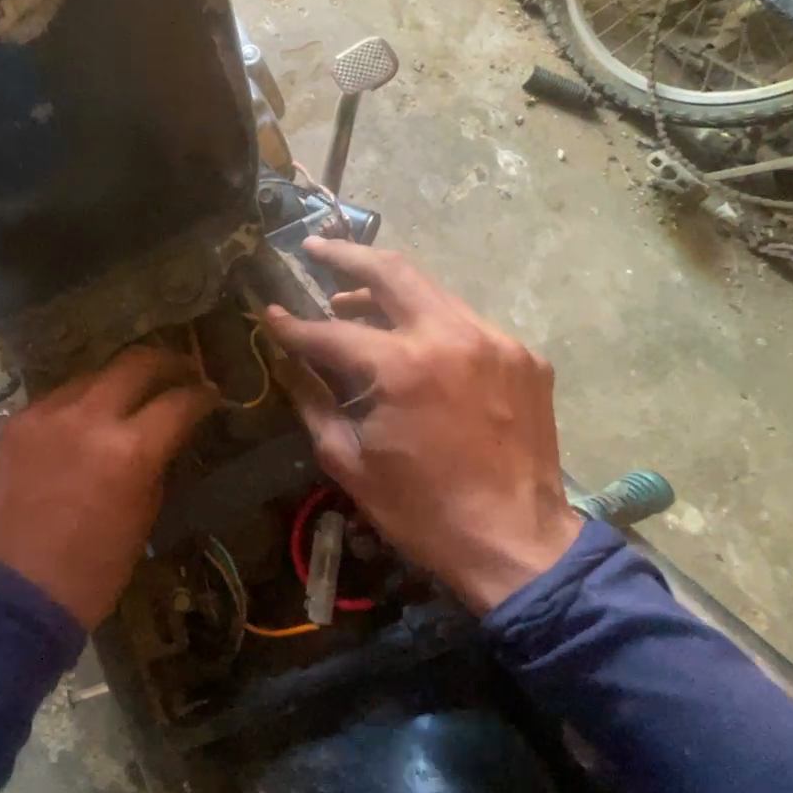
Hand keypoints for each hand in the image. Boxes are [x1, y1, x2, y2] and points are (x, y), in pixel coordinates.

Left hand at [0, 345, 215, 628]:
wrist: (17, 591)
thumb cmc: (94, 568)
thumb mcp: (144, 516)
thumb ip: (158, 463)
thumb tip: (168, 435)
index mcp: (130, 450)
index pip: (179, 402)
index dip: (202, 395)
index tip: (210, 394)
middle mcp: (88, 418)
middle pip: (136, 363)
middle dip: (168, 363)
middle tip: (182, 370)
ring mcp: (46, 415)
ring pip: (92, 375)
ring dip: (118, 381)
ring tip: (131, 394)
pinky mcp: (16, 422)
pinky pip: (57, 398)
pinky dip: (79, 403)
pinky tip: (85, 419)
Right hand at [265, 237, 580, 614]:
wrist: (518, 545)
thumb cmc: (421, 510)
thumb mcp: (348, 461)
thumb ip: (313, 400)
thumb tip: (289, 362)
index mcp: (403, 367)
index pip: (332, 331)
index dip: (294, 324)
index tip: (269, 313)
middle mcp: (452, 336)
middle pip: (391, 271)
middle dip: (346, 256)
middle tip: (314, 247)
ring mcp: (495, 341)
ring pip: (432, 292)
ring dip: (388, 291)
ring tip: (353, 299)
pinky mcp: (523, 356)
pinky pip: (464, 324)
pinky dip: (429, 325)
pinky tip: (413, 347)